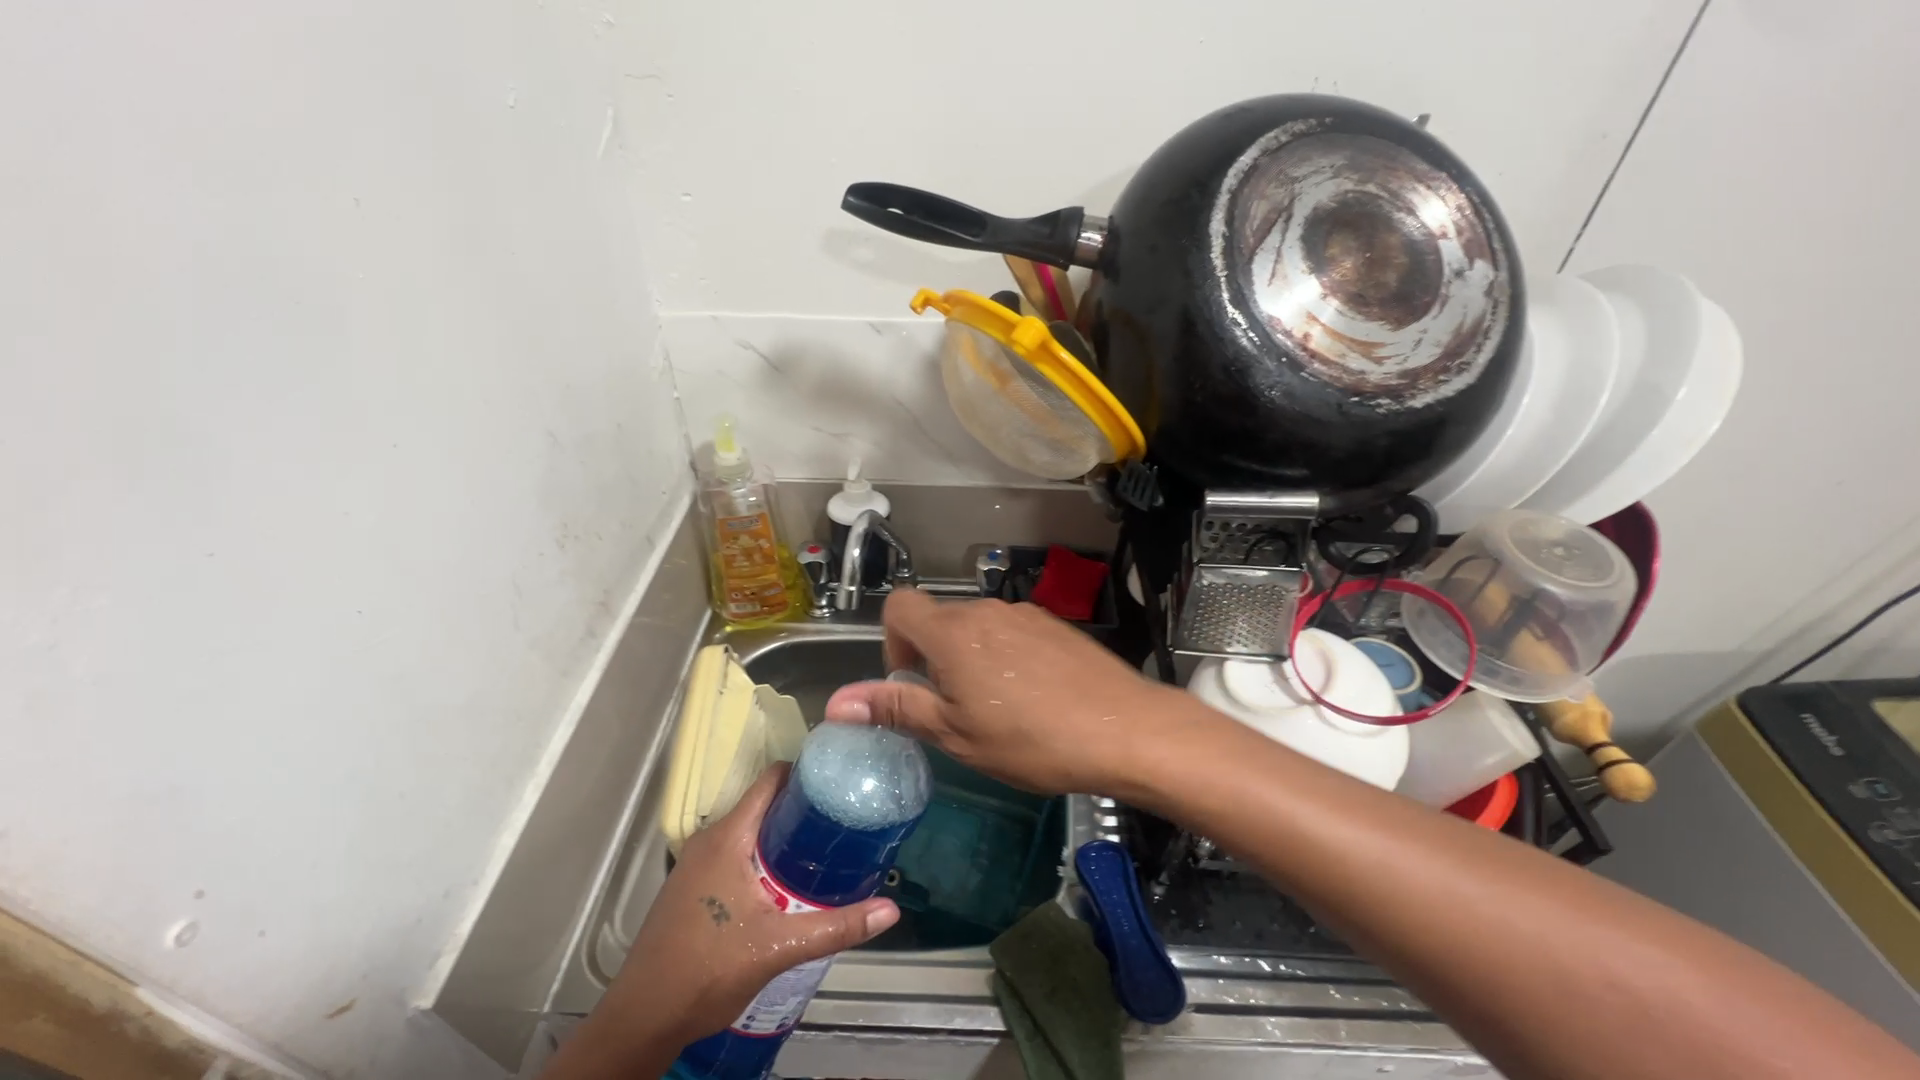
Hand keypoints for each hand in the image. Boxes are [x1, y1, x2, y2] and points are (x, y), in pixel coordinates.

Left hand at [542, 765, 899, 1078]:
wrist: (643, 1017)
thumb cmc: (707, 971)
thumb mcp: (779, 947)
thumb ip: (836, 927)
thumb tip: (891, 910)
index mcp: (728, 837)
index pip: (771, 781)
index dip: (808, 773)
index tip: (844, 781)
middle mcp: (710, 840)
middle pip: (765, 806)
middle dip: (806, 810)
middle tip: (848, 821)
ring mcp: (699, 864)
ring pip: (752, 833)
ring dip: (787, 838)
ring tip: (830, 851)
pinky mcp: (695, 887)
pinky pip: (739, 855)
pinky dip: (767, 858)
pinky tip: (792, 884)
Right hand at [823, 588, 1185, 794]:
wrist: (1125, 729)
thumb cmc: (1032, 740)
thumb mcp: (956, 735)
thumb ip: (896, 710)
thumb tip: (836, 702)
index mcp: (953, 633)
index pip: (898, 606)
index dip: (892, 643)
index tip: (912, 685)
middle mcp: (986, 611)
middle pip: (939, 618)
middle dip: (932, 657)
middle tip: (954, 709)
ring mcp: (1026, 614)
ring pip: (977, 627)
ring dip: (969, 658)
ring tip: (996, 708)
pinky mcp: (1057, 625)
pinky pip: (1012, 632)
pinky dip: (1004, 656)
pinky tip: (1032, 698)